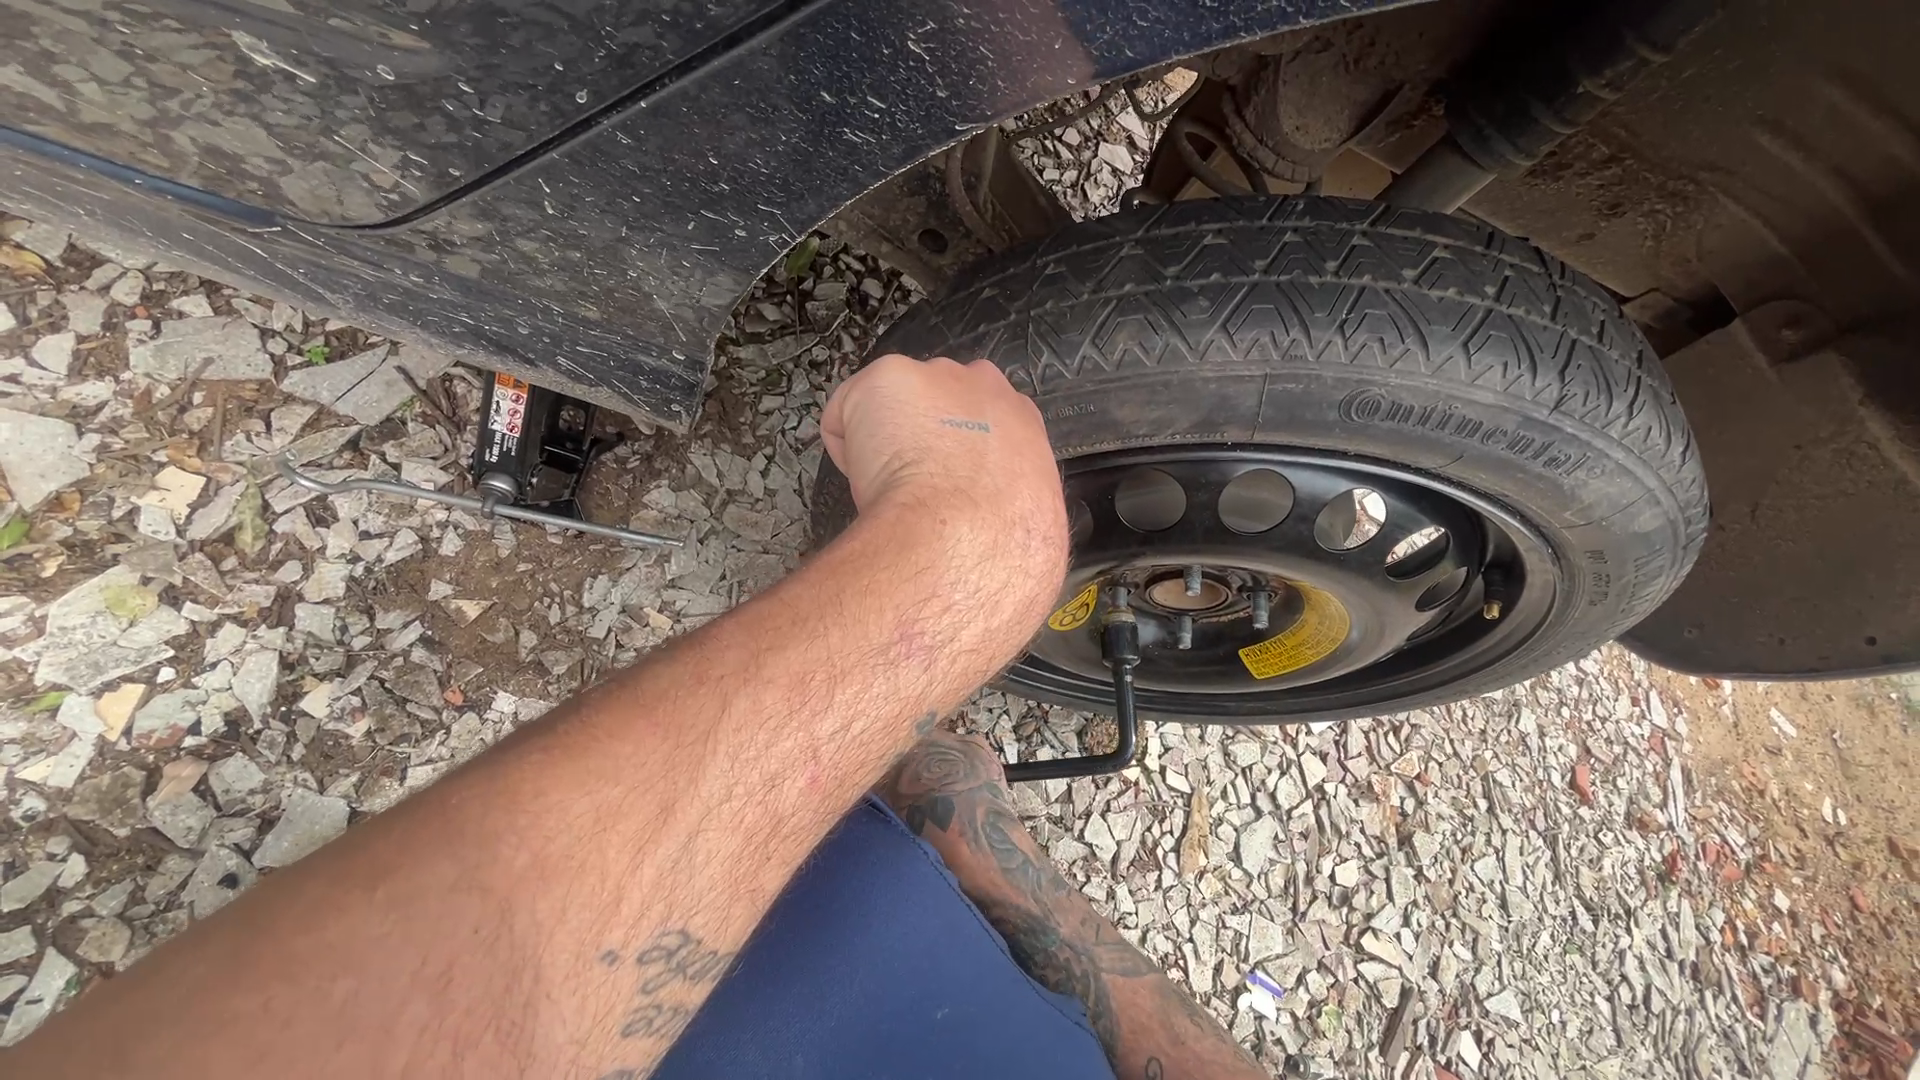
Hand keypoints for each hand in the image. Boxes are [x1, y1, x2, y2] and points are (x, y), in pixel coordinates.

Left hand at [822, 354, 1066, 596]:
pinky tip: (869, 483)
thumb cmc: (1000, 543)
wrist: (966, 534)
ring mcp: (934, 375)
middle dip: (921, 433)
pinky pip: (845, 415)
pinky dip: (845, 450)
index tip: (943, 481)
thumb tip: (995, 515)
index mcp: (1022, 419)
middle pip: (937, 400)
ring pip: (891, 404)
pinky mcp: (887, 377)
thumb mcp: (1029, 516)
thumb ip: (1013, 496)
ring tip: (892, 488)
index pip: (981, 417)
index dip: (954, 450)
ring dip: (885, 439)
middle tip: (915, 483)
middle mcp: (983, 383)